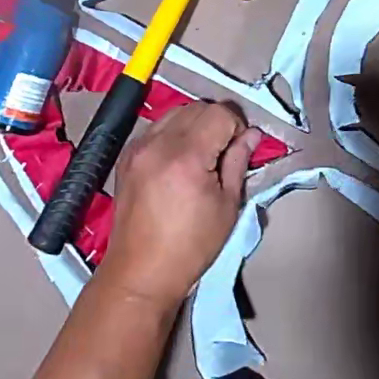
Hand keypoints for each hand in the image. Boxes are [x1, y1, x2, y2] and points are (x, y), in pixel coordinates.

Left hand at [95, 101, 261, 307]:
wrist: (141, 270)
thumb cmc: (191, 245)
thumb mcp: (227, 206)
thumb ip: (239, 162)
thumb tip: (251, 134)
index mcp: (186, 156)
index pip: (220, 113)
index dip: (236, 127)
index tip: (239, 150)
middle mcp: (158, 143)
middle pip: (198, 107)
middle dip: (217, 123)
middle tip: (223, 153)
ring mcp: (138, 146)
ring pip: (176, 113)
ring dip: (195, 125)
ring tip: (201, 157)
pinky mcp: (127, 155)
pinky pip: (156, 127)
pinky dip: (173, 134)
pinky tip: (177, 161)